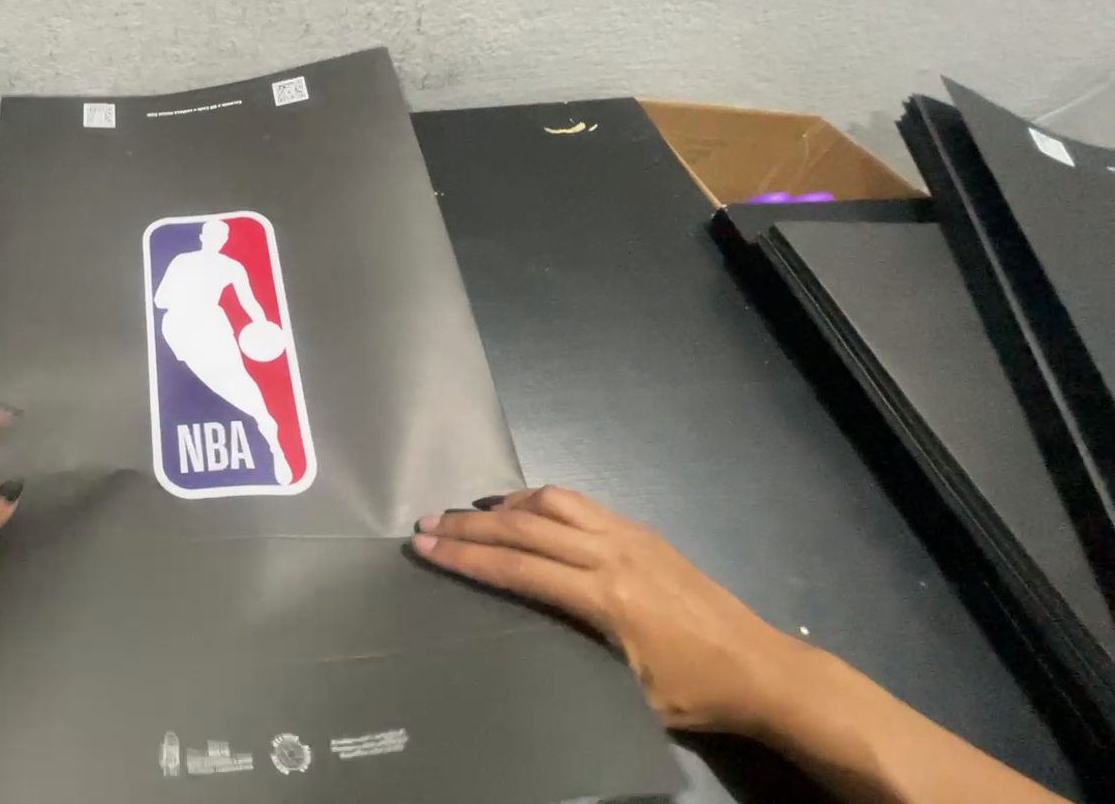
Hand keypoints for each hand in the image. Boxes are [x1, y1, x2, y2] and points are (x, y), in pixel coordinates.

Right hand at [410, 486, 809, 734]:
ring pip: (548, 502)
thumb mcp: (629, 690)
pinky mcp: (638, 528)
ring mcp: (626, 534)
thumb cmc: (696, 691)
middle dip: (467, 525)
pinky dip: (537, 501)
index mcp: (605, 598)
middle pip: (522, 527)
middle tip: (427, 523)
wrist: (766, 668)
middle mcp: (610, 554)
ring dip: (501, 506)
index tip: (425, 546)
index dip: (465, 556)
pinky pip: (575, 502)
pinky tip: (522, 511)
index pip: (517, 567)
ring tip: (469, 514)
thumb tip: (518, 629)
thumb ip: (573, 651)